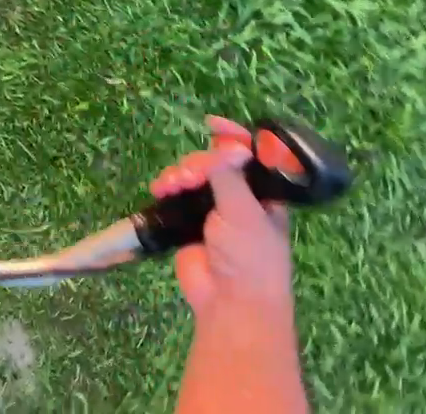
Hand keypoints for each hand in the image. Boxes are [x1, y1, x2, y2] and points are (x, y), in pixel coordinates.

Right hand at [150, 115, 294, 319]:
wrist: (230, 302)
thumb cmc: (250, 257)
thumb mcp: (243, 211)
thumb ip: (230, 175)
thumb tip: (228, 142)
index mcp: (265, 197)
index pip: (253, 157)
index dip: (235, 137)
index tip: (212, 124)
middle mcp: (240, 200)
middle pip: (215, 163)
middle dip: (197, 162)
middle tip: (189, 176)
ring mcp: (214, 211)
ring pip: (192, 176)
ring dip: (179, 174)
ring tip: (171, 186)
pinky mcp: (190, 222)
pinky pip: (176, 194)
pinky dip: (167, 188)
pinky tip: (160, 190)